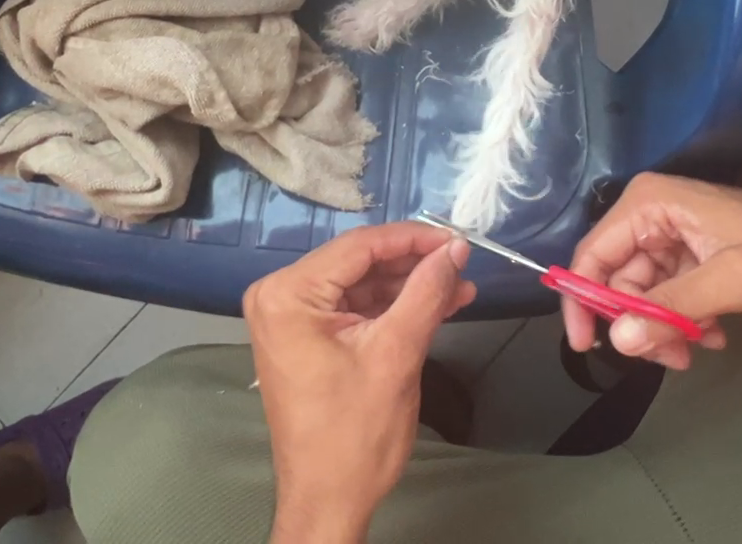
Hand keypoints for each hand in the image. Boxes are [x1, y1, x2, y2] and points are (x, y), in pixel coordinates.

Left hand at [245, 222, 475, 543]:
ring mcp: (290, 315)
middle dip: (414, 264)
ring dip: (409, 285)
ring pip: (361, 282)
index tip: (457, 239)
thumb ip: (426, 292)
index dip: (412, 238)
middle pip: (360, 262)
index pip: (359, 246)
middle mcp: (280, 294)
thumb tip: (455, 248)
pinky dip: (393, 305)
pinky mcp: (306, 334)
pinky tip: (435, 303)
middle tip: (462, 263)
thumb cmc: (355, 434)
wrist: (328, 502)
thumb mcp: (396, 354)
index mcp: (288, 293)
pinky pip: (354, 305)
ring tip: (459, 286)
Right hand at [563, 173, 741, 369]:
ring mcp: (673, 237)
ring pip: (642, 294)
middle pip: (617, 278)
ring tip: (698, 349)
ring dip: (664, 327)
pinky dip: (684, 321)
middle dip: (639, 322)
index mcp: (650, 203)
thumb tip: (618, 341)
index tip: (584, 346)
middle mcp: (653, 215)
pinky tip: (715, 335)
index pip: (594, 252)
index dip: (583, 299)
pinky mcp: (692, 257)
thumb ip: (671, 308)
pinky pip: (667, 296)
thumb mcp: (732, 280)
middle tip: (671, 357)